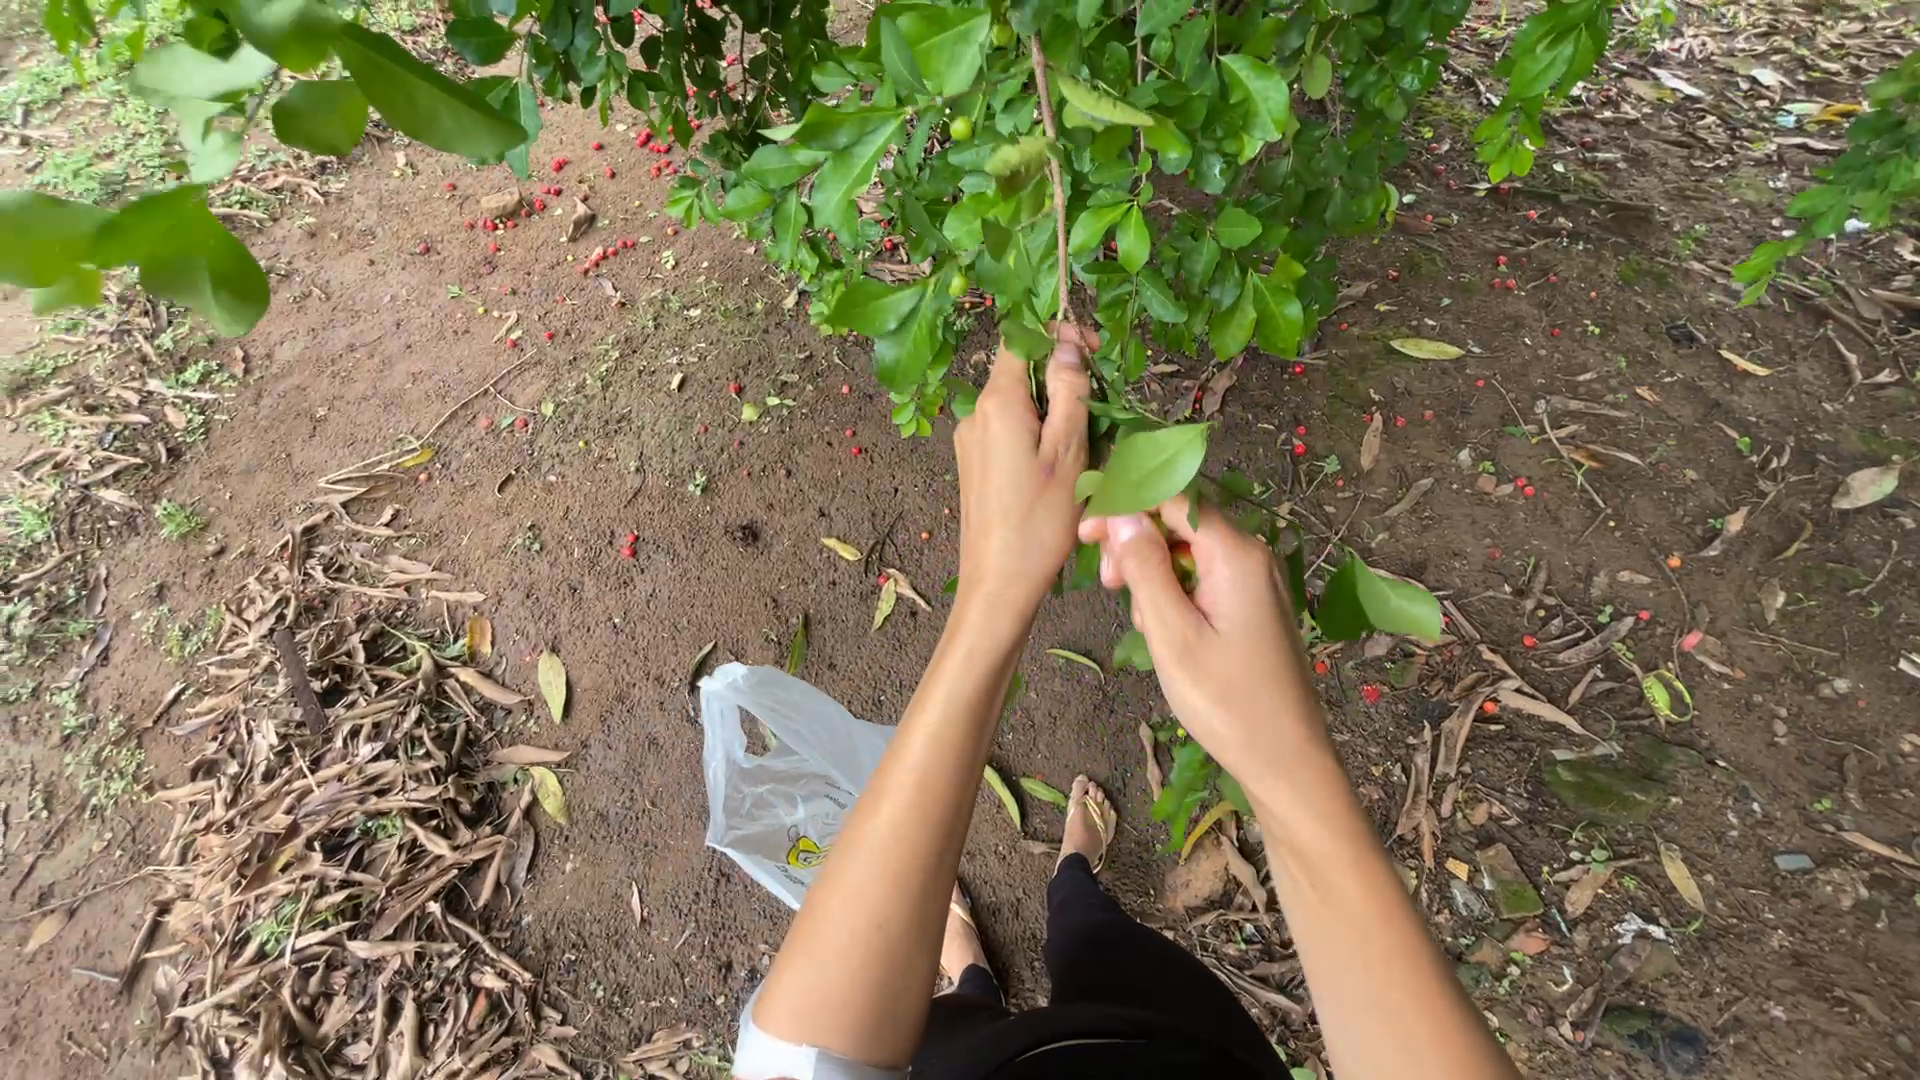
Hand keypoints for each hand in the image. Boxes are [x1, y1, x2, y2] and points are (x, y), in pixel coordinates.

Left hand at [953, 325, 1094, 622]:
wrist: (999, 582)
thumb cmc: (1041, 520)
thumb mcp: (1068, 451)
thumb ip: (1069, 391)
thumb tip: (1068, 345)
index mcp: (996, 403)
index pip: (1023, 339)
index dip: (1060, 336)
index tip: (1096, 354)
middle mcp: (974, 414)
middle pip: (1021, 373)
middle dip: (1062, 380)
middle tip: (1100, 408)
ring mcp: (970, 441)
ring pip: (1018, 405)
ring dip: (1053, 412)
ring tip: (1085, 446)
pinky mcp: (973, 465)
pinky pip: (1008, 432)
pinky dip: (1036, 435)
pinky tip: (1058, 467)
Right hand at [1078, 495, 1321, 775]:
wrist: (1285, 758)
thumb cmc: (1224, 700)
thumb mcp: (1172, 634)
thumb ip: (1145, 569)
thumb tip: (1122, 516)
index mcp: (1236, 554)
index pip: (1172, 499)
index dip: (1125, 507)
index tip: (1085, 535)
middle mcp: (1252, 554)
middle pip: (1180, 521)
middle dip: (1136, 542)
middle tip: (1108, 583)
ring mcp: (1256, 579)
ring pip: (1188, 550)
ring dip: (1152, 570)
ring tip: (1139, 617)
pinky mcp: (1253, 602)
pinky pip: (1204, 575)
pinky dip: (1174, 590)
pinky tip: (1164, 626)